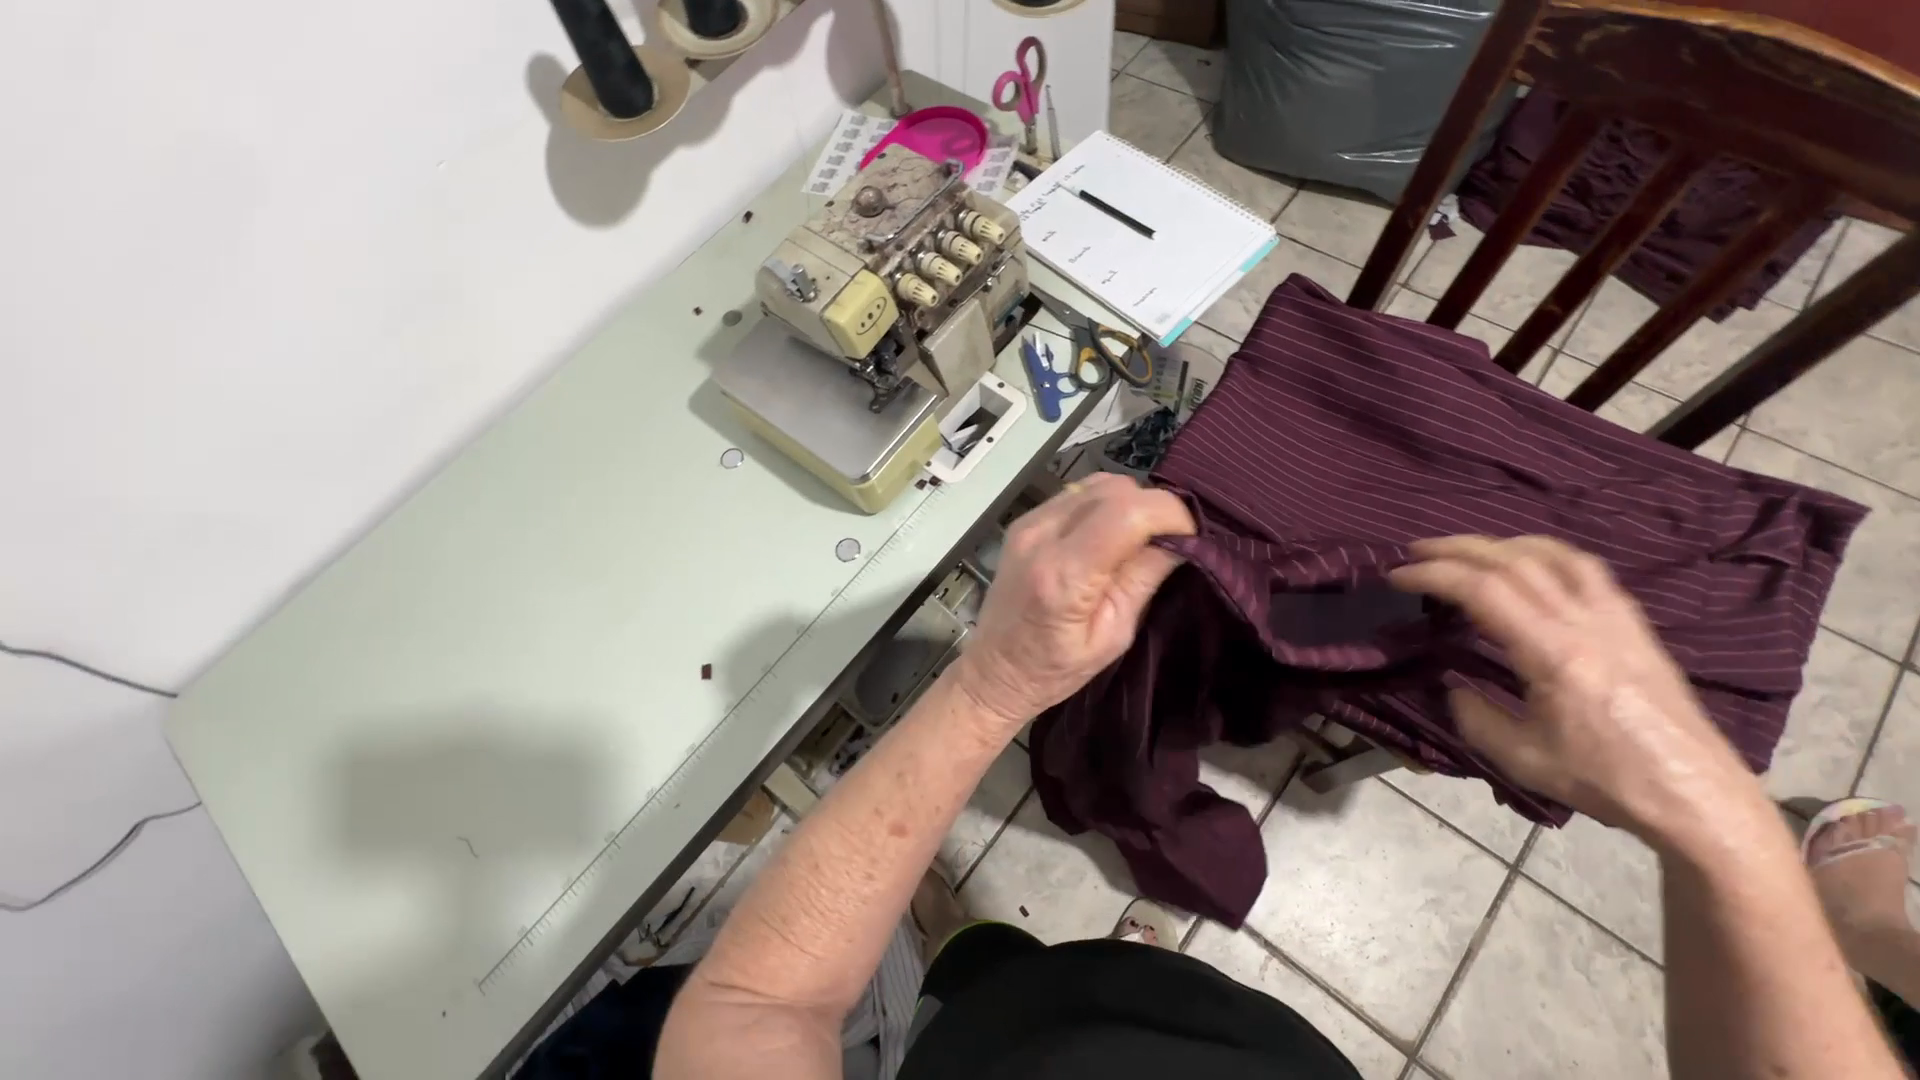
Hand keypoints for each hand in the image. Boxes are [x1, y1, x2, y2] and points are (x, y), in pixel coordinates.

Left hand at [951, 473, 1194, 725]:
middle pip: (1116, 490)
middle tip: (1170, 541)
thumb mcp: (1113, 635)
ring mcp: (1029, 523)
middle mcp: (1041, 536)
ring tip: (1140, 540)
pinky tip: (1110, 537)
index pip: (1129, 512)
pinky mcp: (1025, 520)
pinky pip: (1079, 492)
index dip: (1171, 514)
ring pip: (1098, 483)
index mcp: (1064, 574)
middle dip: (1154, 508)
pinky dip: (1105, 505)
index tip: (1192, 537)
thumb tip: (1182, 537)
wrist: (995, 671)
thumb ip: (1144, 579)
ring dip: (1130, 504)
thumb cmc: (1054, 669)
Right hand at [1389, 535, 1763, 843]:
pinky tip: (1528, 564)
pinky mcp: (1635, 625)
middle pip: (1513, 561)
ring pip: (1553, 555)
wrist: (1696, 796)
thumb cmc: (1605, 780)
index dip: (1434, 575)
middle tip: (1415, 552)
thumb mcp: (1521, 757)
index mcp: (1553, 654)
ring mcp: (1616, 619)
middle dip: (1456, 548)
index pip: (1483, 590)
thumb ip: (1474, 715)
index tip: (1397, 576)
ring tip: (1466, 551)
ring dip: (1500, 543)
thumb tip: (1453, 686)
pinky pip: (1587, 570)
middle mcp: (1586, 624)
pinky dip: (1546, 554)